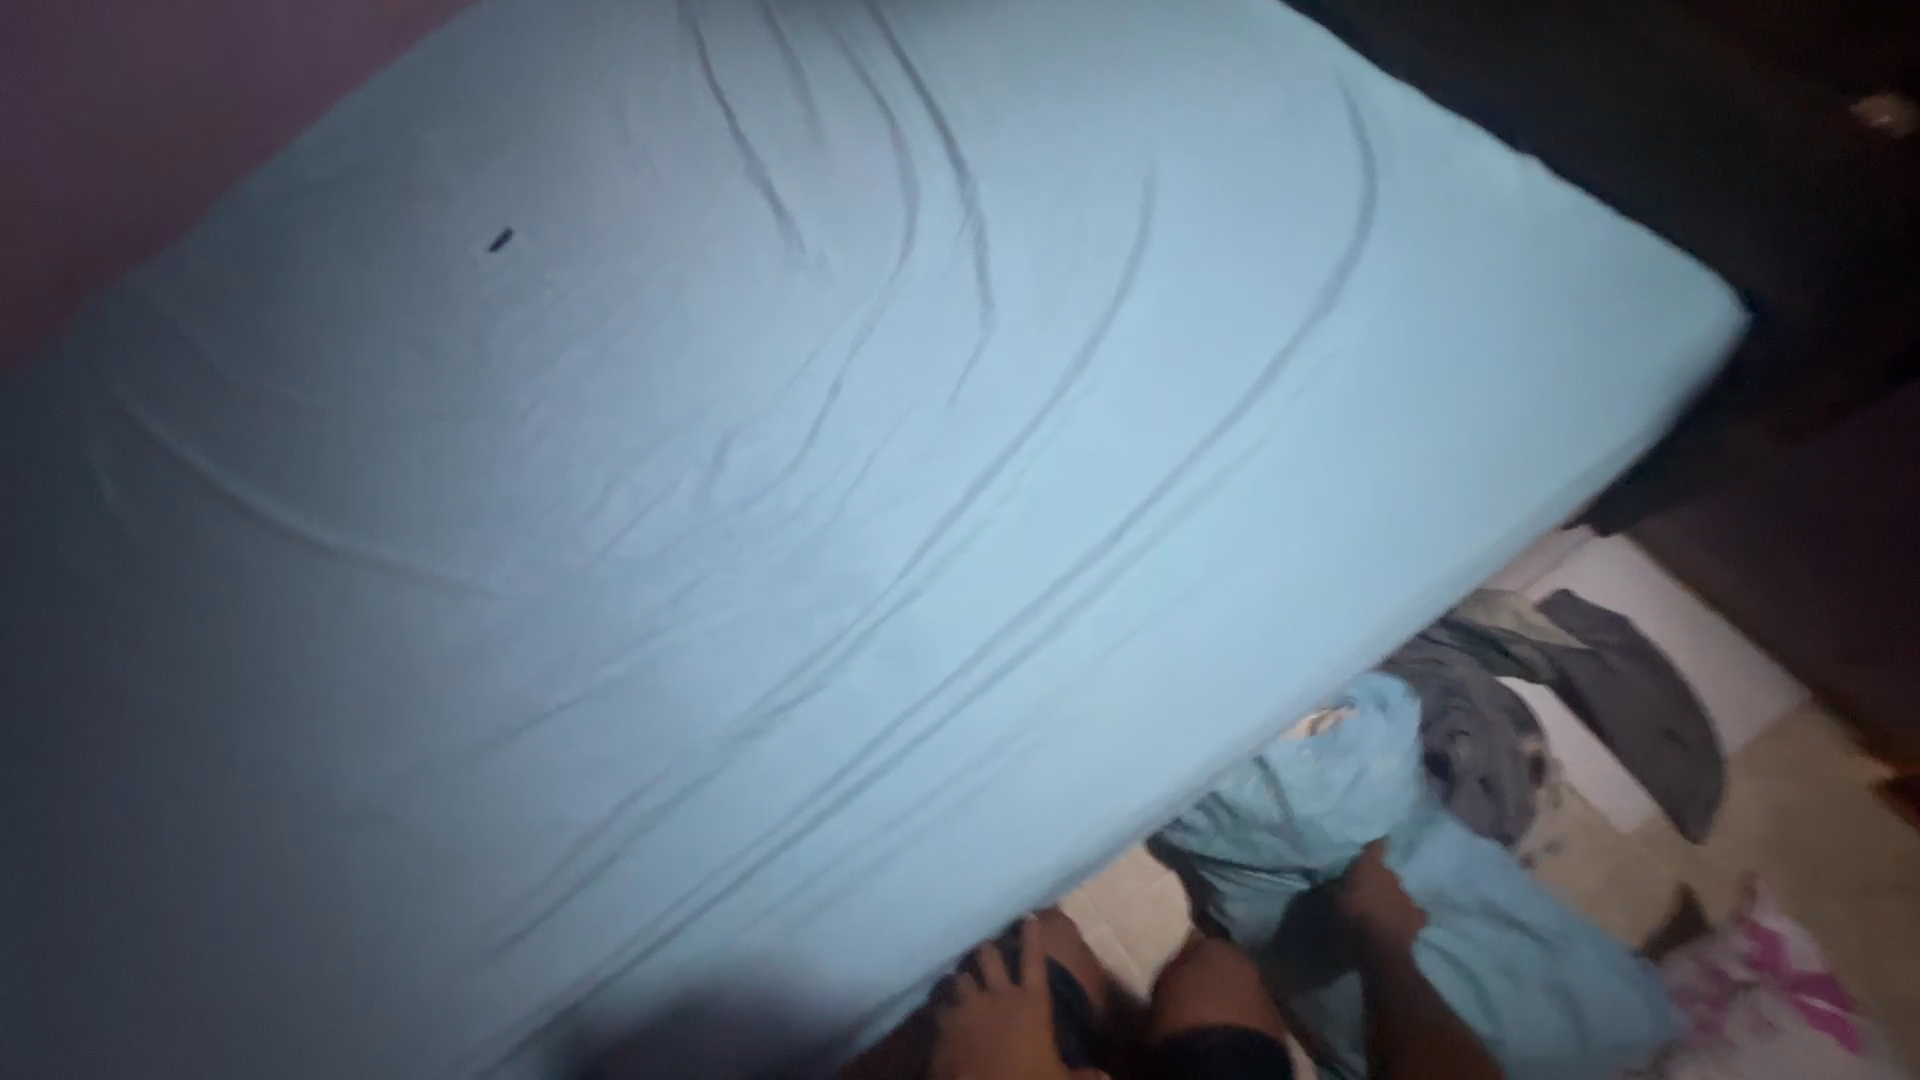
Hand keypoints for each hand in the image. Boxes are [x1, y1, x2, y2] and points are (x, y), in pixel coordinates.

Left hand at [929, 917, 1104, 1079]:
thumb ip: (1083, 1076)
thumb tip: (1107, 1079)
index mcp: (1032, 1004)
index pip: (1034, 959)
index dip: (1031, 935)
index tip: (1028, 916)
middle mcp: (999, 995)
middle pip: (988, 955)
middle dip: (985, 950)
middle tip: (984, 948)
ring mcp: (969, 1006)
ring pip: (959, 976)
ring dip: (959, 979)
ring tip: (958, 980)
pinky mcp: (945, 1023)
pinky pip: (940, 1007)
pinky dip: (941, 1009)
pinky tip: (939, 1012)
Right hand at [1335, 838, 1427, 954]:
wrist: (1378, 944)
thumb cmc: (1351, 915)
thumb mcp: (1333, 898)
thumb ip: (1335, 885)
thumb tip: (1331, 880)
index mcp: (1370, 867)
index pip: (1377, 846)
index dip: (1378, 844)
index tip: (1381, 841)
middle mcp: (1391, 877)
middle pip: (1387, 873)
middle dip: (1379, 879)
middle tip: (1368, 889)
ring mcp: (1407, 897)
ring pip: (1399, 892)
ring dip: (1392, 898)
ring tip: (1383, 909)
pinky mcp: (1418, 918)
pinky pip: (1415, 913)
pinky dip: (1409, 916)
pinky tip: (1404, 921)